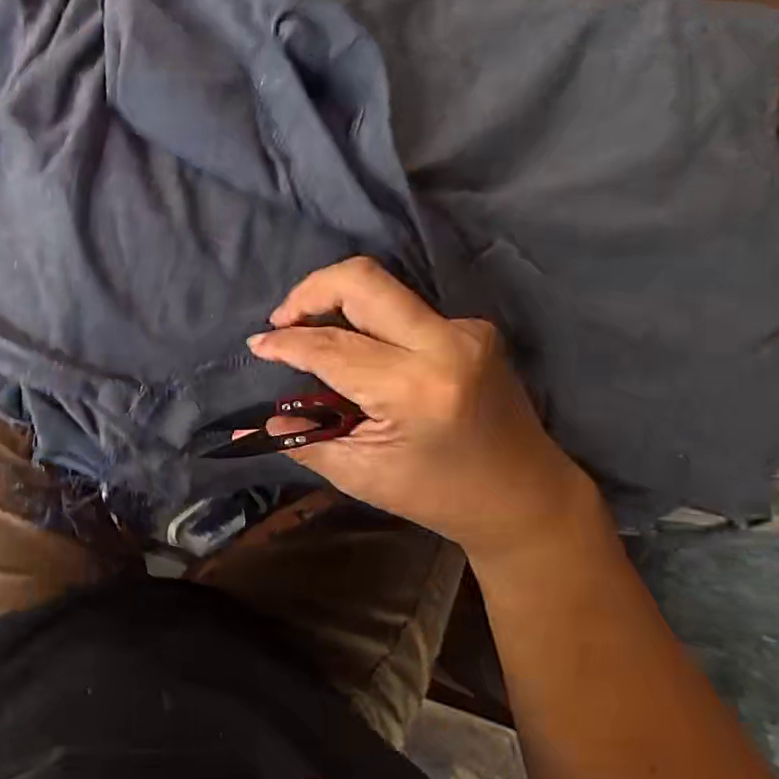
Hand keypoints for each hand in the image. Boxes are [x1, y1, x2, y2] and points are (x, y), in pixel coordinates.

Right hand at [246, 257, 605, 558]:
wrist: (526, 497)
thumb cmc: (437, 495)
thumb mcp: (359, 473)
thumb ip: (303, 440)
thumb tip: (252, 426)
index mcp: (414, 388)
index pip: (330, 346)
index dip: (285, 342)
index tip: (256, 345)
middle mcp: (444, 344)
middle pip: (362, 281)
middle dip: (310, 291)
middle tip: (281, 321)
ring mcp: (465, 330)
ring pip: (382, 288)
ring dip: (337, 302)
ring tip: (309, 334)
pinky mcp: (473, 328)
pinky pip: (404, 308)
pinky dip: (367, 320)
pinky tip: (358, 351)